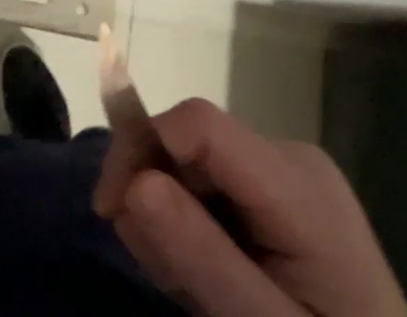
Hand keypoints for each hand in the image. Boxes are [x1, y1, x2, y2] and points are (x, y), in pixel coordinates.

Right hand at [95, 98, 406, 316]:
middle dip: (151, 195)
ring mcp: (286, 170)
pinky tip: (209, 269)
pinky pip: (208, 181)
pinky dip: (188, 221)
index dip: (139, 150)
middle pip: (186, 143)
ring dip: (167, 216)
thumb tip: (134, 182)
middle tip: (157, 272)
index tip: (110, 214)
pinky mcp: (277, 188)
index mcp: (296, 181)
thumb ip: (201, 255)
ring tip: (190, 283)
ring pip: (189, 163)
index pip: (195, 123)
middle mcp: (290, 156)